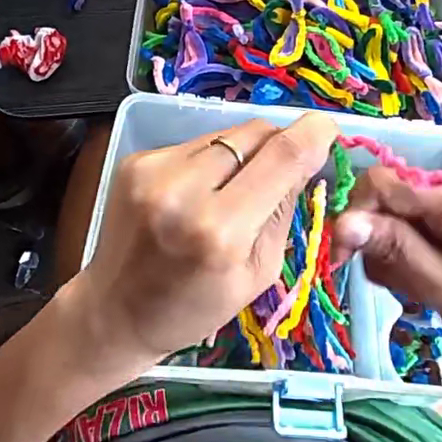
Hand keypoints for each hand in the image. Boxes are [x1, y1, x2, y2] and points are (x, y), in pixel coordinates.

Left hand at [68, 114, 338, 371]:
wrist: (113, 311)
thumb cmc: (193, 308)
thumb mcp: (258, 272)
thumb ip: (283, 210)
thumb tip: (307, 159)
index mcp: (220, 231)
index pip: (281, 157)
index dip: (313, 135)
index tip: (329, 129)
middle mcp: (182, 190)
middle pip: (253, 133)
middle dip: (277, 144)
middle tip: (281, 168)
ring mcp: (152, 170)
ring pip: (224, 135)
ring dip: (241, 153)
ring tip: (231, 190)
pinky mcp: (135, 161)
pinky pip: (193, 145)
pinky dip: (208, 162)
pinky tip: (198, 192)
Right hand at [333, 167, 441, 402]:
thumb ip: (397, 252)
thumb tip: (343, 221)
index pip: (385, 186)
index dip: (356, 219)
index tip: (342, 262)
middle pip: (390, 201)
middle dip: (381, 244)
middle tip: (400, 288)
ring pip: (400, 220)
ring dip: (397, 257)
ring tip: (422, 293)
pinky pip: (420, 232)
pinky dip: (413, 261)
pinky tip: (430, 287)